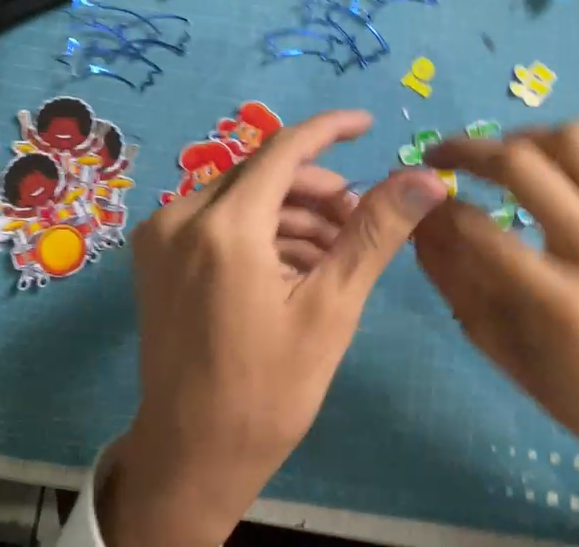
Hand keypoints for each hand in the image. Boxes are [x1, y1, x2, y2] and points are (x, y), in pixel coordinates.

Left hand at [99, 111, 449, 546]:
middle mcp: (180, 215)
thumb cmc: (269, 389)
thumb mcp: (331, 310)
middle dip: (315, 190)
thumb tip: (424, 177)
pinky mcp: (154, 255)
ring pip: (238, 197)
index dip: (329, 130)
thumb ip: (374, 233)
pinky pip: (214, 221)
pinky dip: (256, 231)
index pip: (284, 149)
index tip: (367, 124)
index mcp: (223, 225)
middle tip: (359, 222)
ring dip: (289, 214)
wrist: (192, 453)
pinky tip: (292, 265)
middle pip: (261, 174)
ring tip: (333, 253)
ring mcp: (160, 235)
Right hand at [416, 124, 578, 546]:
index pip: (480, 229)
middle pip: (525, 163)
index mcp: (570, 307)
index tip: (419, 195)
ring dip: (528, 140)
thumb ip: (451, 275)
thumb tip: (415, 214)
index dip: (437, 205)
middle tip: (446, 156)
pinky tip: (565, 173)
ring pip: (577, 139)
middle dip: (470, 151)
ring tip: (509, 160)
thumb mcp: (500, 346)